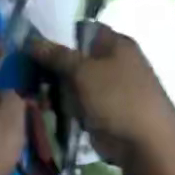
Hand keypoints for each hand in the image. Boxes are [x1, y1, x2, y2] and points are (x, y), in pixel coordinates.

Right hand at [28, 25, 174, 166]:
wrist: (145, 143)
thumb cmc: (116, 98)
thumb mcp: (83, 72)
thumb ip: (57, 55)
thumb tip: (32, 40)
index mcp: (116, 44)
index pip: (81, 30)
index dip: (57, 35)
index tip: (32, 47)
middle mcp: (115, 62)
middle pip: (75, 58)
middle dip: (53, 68)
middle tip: (30, 76)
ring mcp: (110, 88)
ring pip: (74, 83)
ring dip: (57, 90)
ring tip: (39, 97)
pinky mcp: (105, 111)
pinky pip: (80, 103)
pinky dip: (67, 107)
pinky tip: (51, 111)